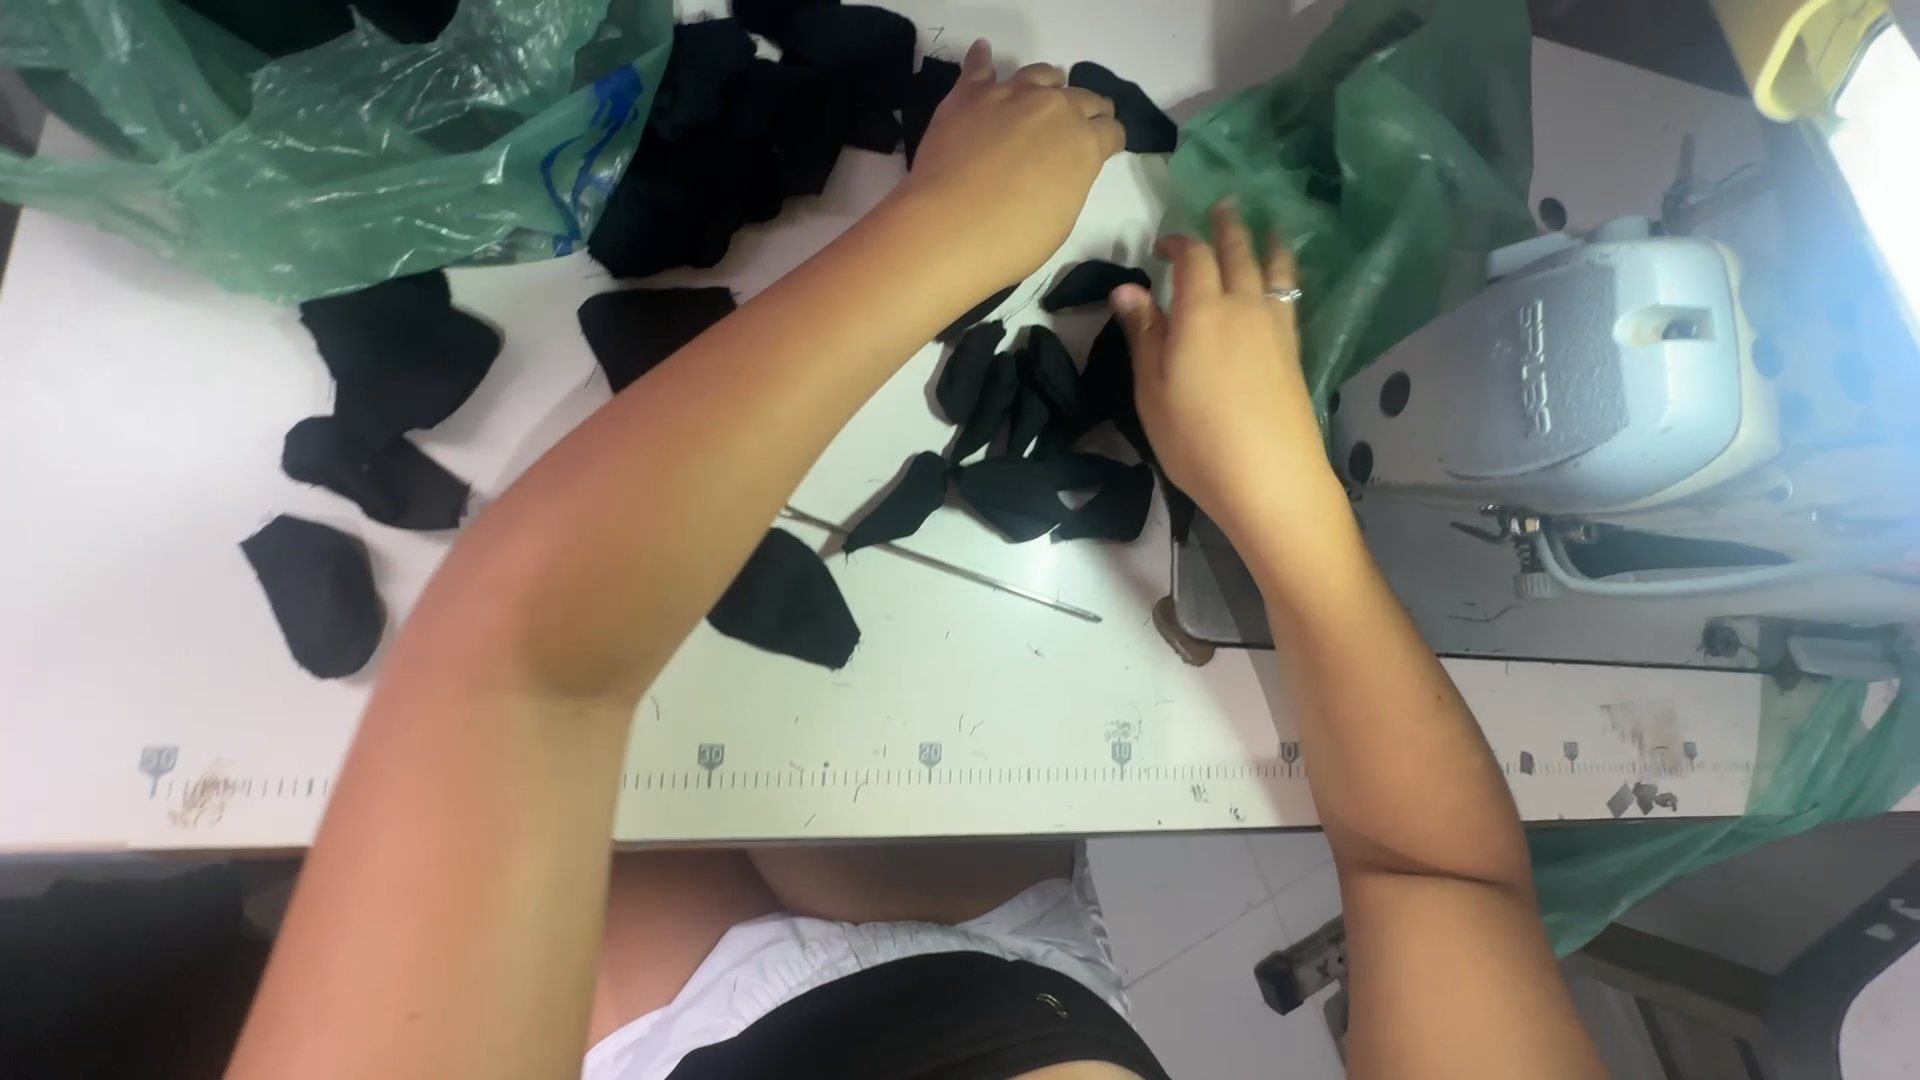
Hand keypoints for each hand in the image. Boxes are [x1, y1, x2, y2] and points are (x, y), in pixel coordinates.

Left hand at [895, 40, 1126, 289]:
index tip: (1108, 146)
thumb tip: (1062, 170)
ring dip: (1049, 83)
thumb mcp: (1060, 221)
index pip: (1110, 132)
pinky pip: (980, 66)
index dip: (1111, 140)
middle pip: (1082, 98)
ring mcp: (1011, 95)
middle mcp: (1054, 109)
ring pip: (1041, 75)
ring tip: (1048, 89)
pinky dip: (984, 60)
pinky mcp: (970, 94)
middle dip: (1089, 110)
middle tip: (1085, 120)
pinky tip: (984, 55)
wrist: (950, 229)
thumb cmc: (1011, 243)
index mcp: (1084, 144)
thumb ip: (1069, 183)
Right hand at [1111, 200, 1343, 545]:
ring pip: (1273, 270)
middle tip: (1224, 205)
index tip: (1163, 243)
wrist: (1268, 478)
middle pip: (1238, 254)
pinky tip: (1282, 281)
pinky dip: (1284, 275)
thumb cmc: (1195, 438)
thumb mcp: (1152, 391)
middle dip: (1228, 227)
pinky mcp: (1293, 352)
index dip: (1178, 243)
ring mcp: (1275, 329)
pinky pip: (1289, 296)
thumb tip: (1127, 287)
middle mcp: (1244, 308)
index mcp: (1202, 313)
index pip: (1192, 259)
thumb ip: (1144, 335)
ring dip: (1266, 242)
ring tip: (1267, 225)